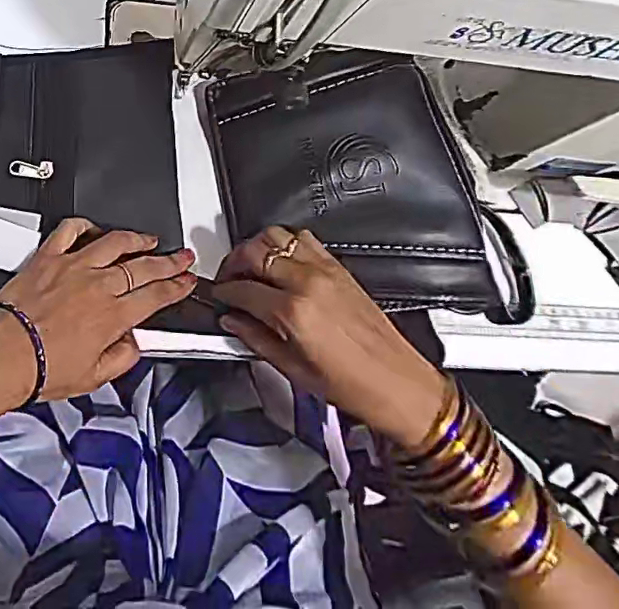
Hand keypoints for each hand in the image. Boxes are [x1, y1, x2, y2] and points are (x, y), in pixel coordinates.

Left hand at [0, 218, 196, 427]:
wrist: (0, 358)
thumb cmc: (38, 370)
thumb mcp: (92, 378)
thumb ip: (121, 358)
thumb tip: (132, 346)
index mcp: (112, 316)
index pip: (156, 295)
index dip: (177, 286)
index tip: (186, 280)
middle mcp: (97, 286)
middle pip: (144, 266)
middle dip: (170, 261)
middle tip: (182, 257)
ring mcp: (73, 267)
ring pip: (115, 242)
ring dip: (137, 239)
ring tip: (149, 239)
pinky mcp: (49, 257)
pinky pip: (71, 230)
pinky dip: (86, 225)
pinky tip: (94, 228)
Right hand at [213, 227, 448, 447]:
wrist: (397, 383)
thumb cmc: (354, 384)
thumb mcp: (293, 370)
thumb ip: (256, 338)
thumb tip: (234, 322)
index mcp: (293, 312)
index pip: (242, 288)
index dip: (224, 292)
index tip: (221, 296)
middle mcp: (308, 283)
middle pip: (254, 251)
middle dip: (233, 263)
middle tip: (228, 278)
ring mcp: (324, 270)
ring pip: (276, 235)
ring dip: (256, 247)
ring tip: (250, 265)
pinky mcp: (338, 267)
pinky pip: (303, 238)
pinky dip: (285, 242)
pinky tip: (280, 259)